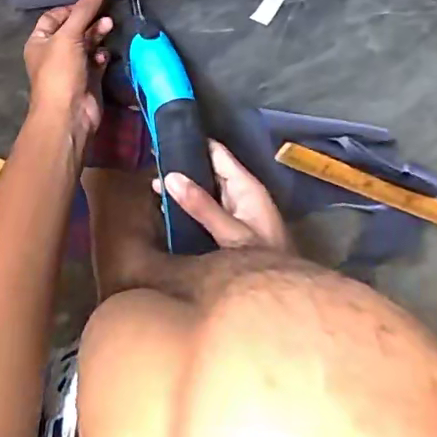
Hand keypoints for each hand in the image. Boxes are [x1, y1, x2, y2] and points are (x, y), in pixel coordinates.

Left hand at [23, 0, 113, 144]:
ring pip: (86, 45)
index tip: (91, 0)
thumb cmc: (60, 71)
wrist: (69, 115)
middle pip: (73, 29)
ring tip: (111, 25)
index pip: (54, 17)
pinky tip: (107, 52)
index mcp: (39, 41)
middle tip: (106, 11)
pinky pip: (97, 61)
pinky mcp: (88, 80)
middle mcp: (53, 53)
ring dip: (98, 35)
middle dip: (88, 20)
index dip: (71, 7)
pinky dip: (102, 55)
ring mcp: (71, 68)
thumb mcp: (69, 35)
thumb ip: (85, 10)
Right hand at [156, 140, 292, 253]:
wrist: (284, 301)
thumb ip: (201, 206)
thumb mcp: (231, 233)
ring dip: (182, 187)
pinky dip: (187, 205)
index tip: (165, 136)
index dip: (193, 142)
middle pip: (208, 169)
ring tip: (153, 184)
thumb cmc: (264, 261)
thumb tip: (170, 176)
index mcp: (246, 186)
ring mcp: (236, 211)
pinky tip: (166, 207)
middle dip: (182, 165)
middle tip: (152, 160)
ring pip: (204, 189)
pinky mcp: (231, 229)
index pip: (216, 152)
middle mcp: (241, 194)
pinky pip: (205, 208)